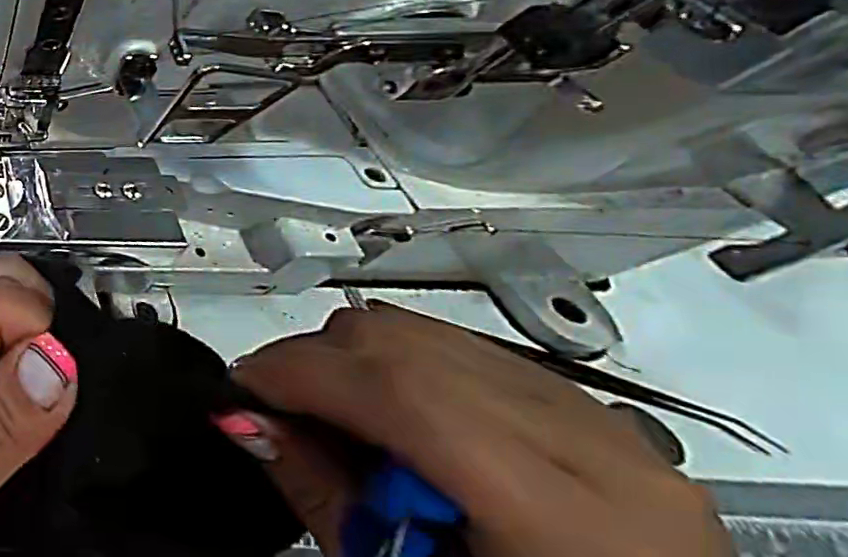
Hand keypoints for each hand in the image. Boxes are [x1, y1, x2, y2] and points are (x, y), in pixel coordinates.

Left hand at [0, 257, 77, 555]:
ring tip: (24, 425)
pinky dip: (25, 376)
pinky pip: (4, 347)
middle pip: (11, 284)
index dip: (42, 344)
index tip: (44, 406)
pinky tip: (12, 422)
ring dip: (37, 358)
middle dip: (46, 337)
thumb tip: (59, 359)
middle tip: (38, 414)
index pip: (7, 296)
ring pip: (13, 312)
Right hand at [218, 303, 730, 556]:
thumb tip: (244, 418)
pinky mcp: (592, 412)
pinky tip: (399, 422)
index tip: (245, 385)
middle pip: (403, 343)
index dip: (300, 371)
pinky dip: (403, 368)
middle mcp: (599, 452)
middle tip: (282, 408)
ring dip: (354, 360)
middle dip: (316, 361)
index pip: (397, 389)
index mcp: (564, 516)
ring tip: (342, 422)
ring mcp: (603, 423)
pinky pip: (462, 348)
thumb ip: (323, 494)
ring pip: (425, 332)